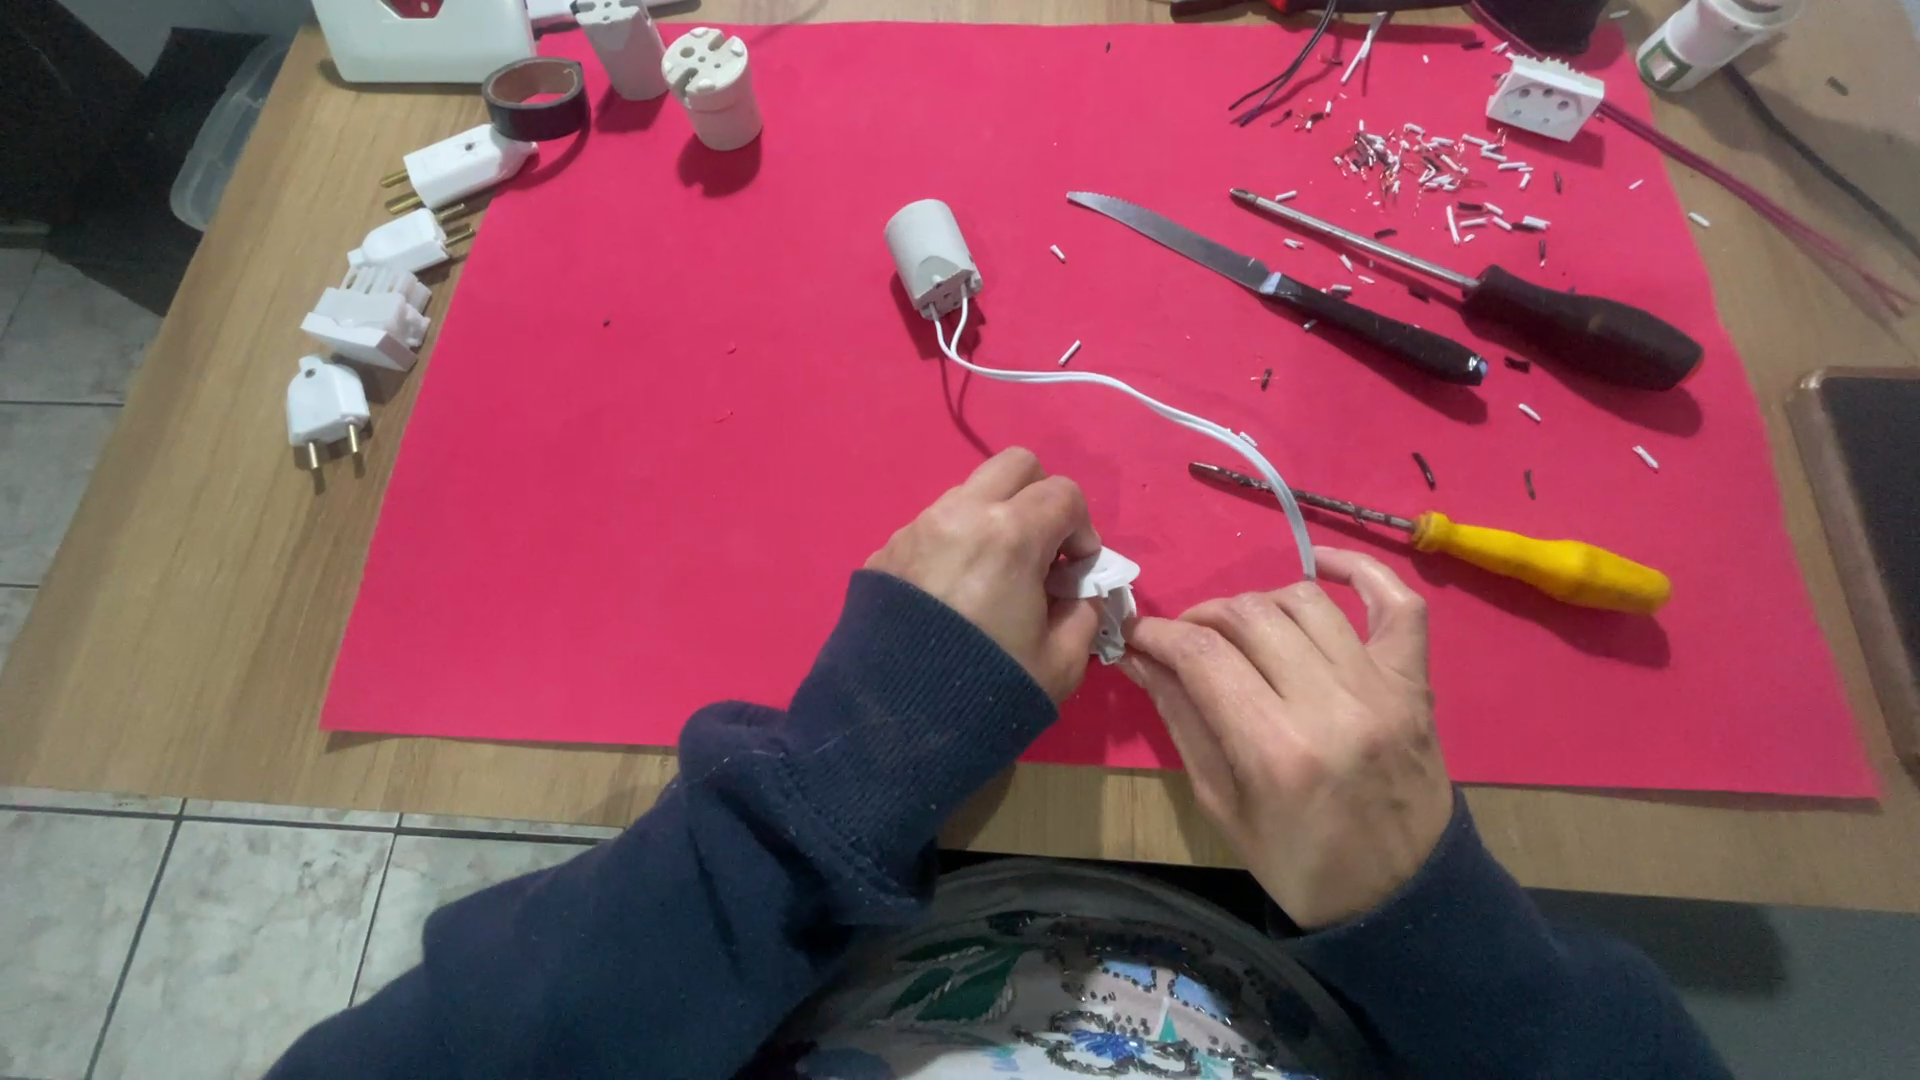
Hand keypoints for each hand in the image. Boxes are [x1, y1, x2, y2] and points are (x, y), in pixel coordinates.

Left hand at [866, 448, 1103, 701]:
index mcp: (1010, 533)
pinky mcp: (886, 550)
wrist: (893, 725)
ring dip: (995, 517)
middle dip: (1040, 497)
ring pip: (970, 491)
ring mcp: (917, 527)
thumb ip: (1085, 613)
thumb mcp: (1062, 662)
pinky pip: (934, 524)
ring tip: (994, 576)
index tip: (1077, 570)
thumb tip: (1078, 591)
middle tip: (1042, 550)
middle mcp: (960, 513)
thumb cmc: (988, 689)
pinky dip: (957, 541)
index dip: (1083, 528)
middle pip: (1015, 465)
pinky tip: (953, 594)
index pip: (1064, 493)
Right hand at [1120, 547, 1452, 929]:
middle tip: (1182, 639)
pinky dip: (1361, 572)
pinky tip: (1324, 566)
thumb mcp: (1221, 805)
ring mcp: (1381, 688)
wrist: (1402, 898)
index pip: (1202, 655)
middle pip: (1249, 616)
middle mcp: (1332, 706)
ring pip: (1304, 600)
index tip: (1137, 635)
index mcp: (1277, 749)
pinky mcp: (1415, 684)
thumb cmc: (1298, 863)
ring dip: (1256, 604)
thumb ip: (1181, 720)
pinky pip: (1397, 605)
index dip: (1158, 634)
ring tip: (1239, 630)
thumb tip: (1140, 658)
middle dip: (1199, 617)